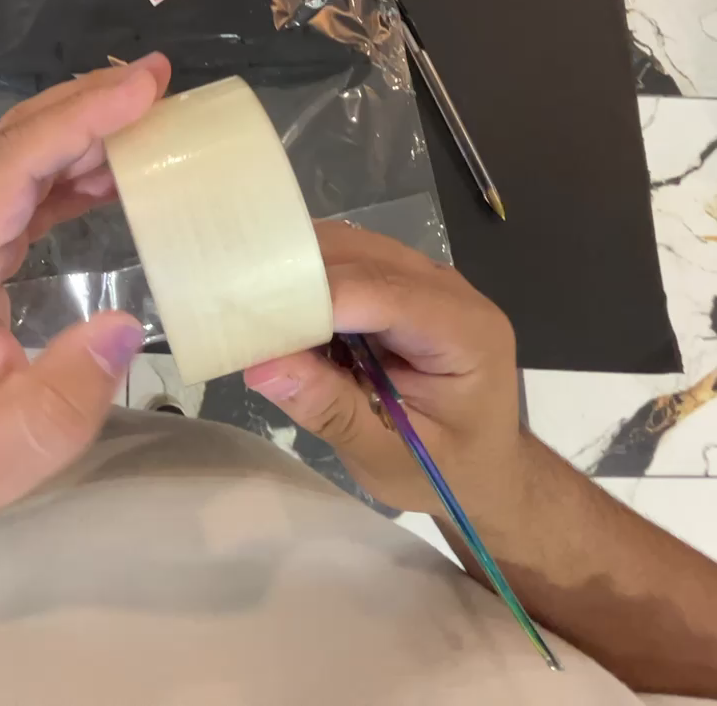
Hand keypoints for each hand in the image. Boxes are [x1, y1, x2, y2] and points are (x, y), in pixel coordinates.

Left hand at [0, 54, 172, 542]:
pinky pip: (18, 187)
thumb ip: (69, 389)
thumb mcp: (14, 445)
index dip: (76, 122)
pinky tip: (108, 170)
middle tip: (155, 78)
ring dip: (78, 125)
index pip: (11, 167)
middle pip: (10, 142)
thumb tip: (126, 322)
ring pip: (14, 154)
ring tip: (146, 111)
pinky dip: (66, 167)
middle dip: (83, 101)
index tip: (140, 92)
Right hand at [241, 222, 528, 519]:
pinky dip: (304, 274)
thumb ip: (329, 409)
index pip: (381, 292)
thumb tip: (261, 365)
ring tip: (249, 309)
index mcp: (464, 332)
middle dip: (295, 279)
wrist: (481, 466)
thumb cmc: (443, 470)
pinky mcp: (395, 277)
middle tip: (235, 311)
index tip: (252, 321)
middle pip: (359, 258)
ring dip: (295, 271)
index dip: (313, 299)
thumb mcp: (385, 457)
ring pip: (345, 246)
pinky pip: (342, 256)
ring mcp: (421, 276)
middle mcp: (447, 288)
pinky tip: (277, 306)